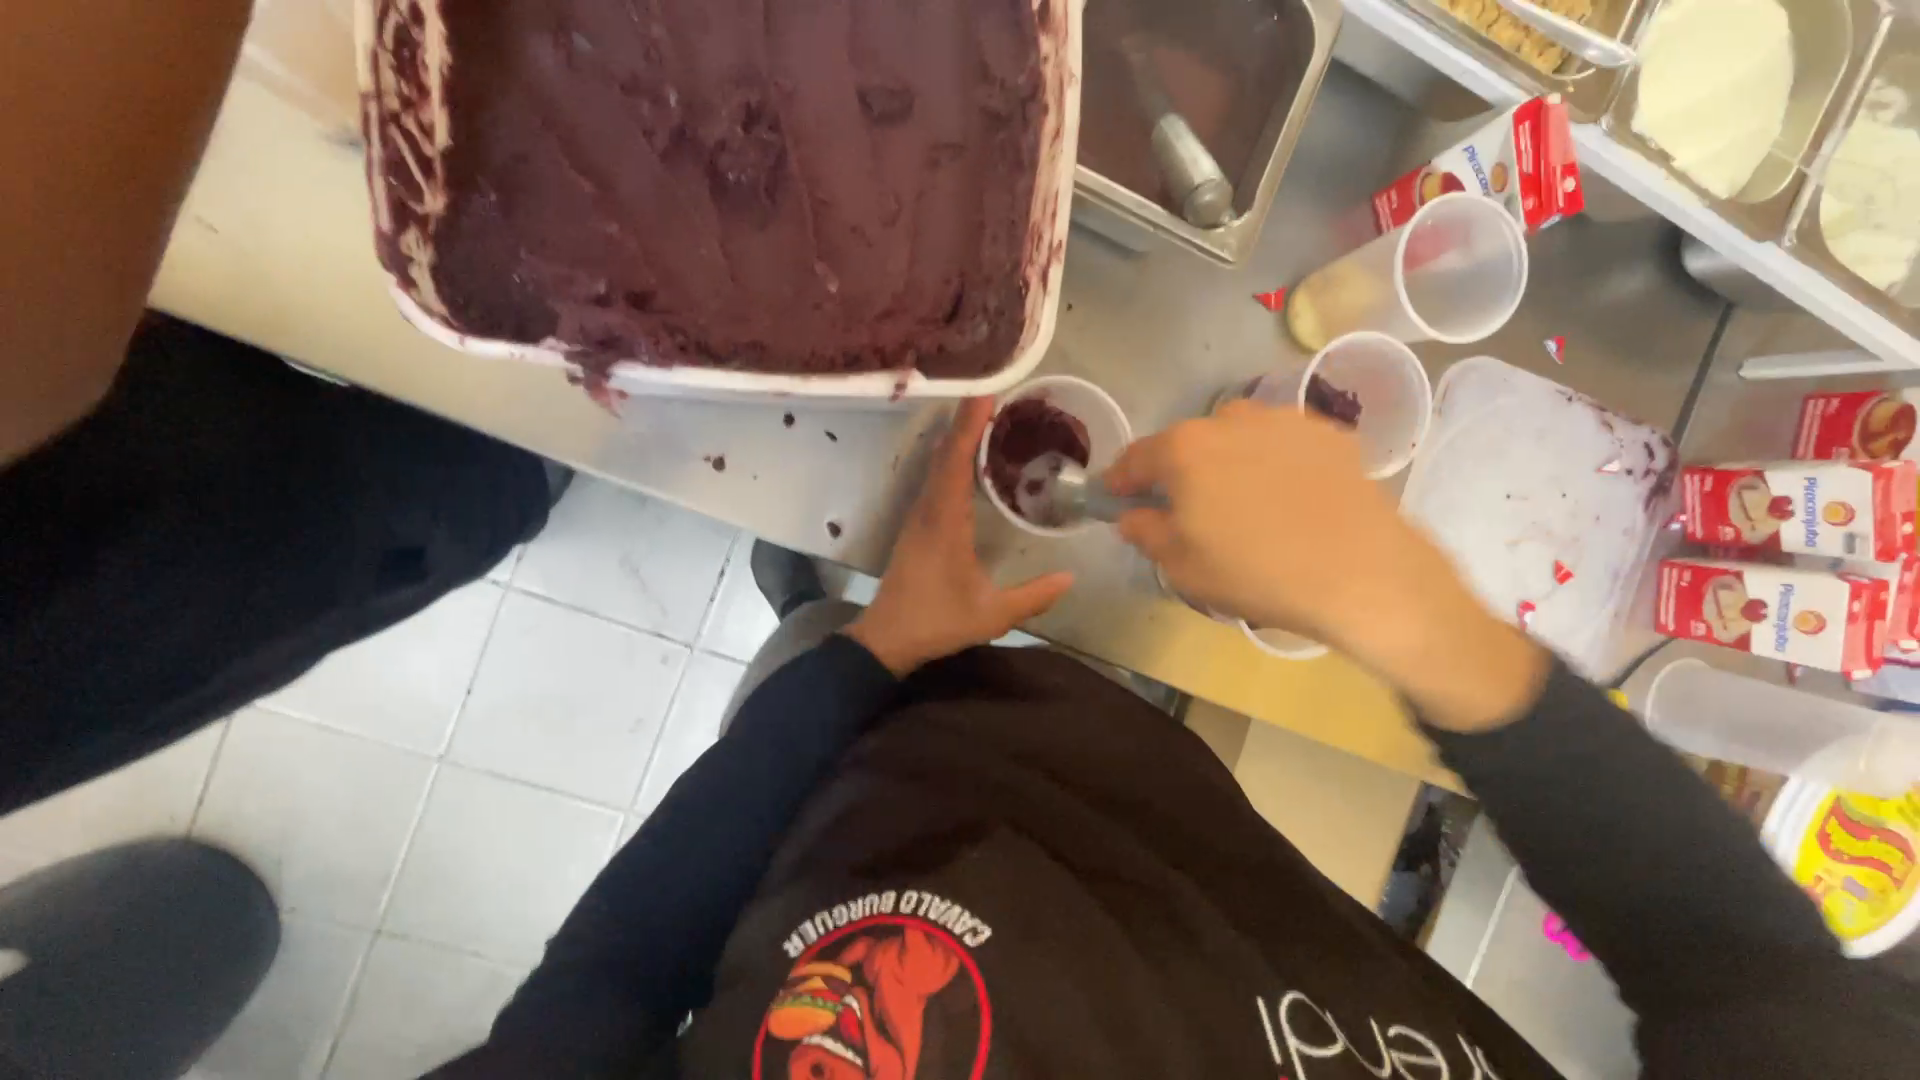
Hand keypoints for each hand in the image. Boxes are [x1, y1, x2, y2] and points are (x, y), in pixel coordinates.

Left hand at [845, 398, 1073, 676]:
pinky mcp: (916, 526)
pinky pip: (935, 480)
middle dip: (967, 421)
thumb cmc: (937, 623)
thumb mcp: (991, 615)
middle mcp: (928, 511)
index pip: (956, 464)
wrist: (887, 638)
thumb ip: (1033, 597)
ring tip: (986, 415)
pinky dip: (952, 459)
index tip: (987, 395)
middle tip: (994, 393)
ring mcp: (918, 517)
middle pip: (945, 455)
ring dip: (958, 437)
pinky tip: (968, 457)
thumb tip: (1071, 578)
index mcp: (944, 523)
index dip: (970, 428)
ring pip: (937, 466)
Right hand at [1105, 401, 1544, 730]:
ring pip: (1238, 437)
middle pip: (1188, 442)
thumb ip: (1146, 532)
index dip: (1121, 479)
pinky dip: (1274, 464)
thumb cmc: (1257, 573)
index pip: (1136, 457)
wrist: (1363, 573)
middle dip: (1178, 470)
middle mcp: (1230, 419)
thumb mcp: (1183, 567)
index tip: (1115, 495)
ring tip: (1241, 501)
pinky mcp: (1329, 434)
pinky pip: (1282, 445)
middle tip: (1184, 506)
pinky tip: (1287, 499)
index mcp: (1185, 449)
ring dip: (1228, 461)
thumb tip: (1133, 515)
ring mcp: (1285, 421)